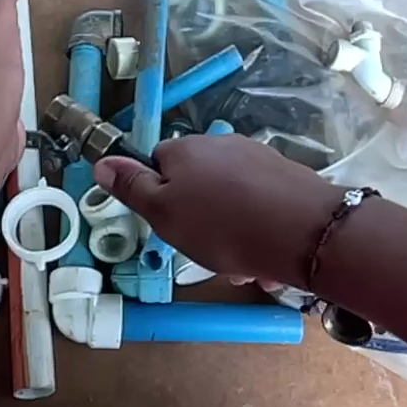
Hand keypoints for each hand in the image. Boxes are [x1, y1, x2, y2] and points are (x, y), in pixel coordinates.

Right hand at [94, 134, 343, 288]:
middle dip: (198, 217)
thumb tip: (103, 161)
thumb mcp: (163, 214)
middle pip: (196, 181)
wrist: (304, 231)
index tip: (170, 224)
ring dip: (228, 228)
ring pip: (228, 197)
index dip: (159, 196)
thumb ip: (132, 187)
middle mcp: (220, 144)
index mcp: (185, 149)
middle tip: (205, 250)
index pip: (157, 163)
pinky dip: (255, 227)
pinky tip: (263, 254)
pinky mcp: (286, 176)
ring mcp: (256, 157)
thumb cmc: (222, 226)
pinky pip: (258, 203)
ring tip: (240, 262)